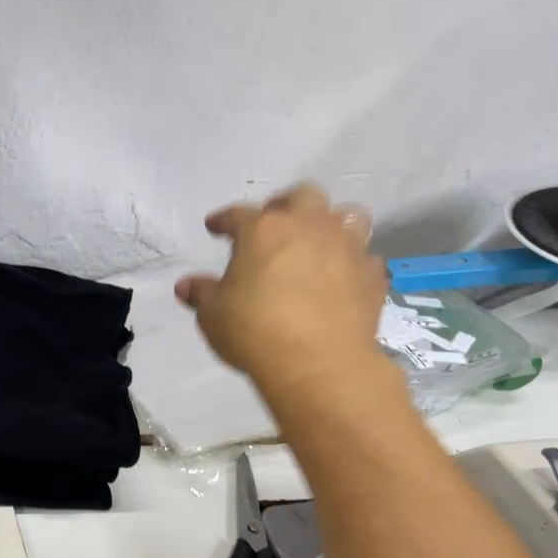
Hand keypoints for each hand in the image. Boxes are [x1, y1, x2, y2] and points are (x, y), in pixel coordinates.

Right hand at [174, 182, 390, 395]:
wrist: (317, 362)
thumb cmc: (254, 331)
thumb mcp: (212, 315)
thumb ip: (201, 294)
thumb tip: (186, 285)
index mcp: (263, 231)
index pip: (238, 214)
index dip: (223, 220)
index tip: (214, 227)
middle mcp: (309, 226)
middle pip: (302, 196)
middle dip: (284, 205)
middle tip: (272, 223)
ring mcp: (347, 246)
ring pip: (346, 215)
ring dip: (328, 223)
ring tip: (316, 242)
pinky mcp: (371, 272)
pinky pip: (362, 255)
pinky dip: (349, 261)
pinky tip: (339, 277)